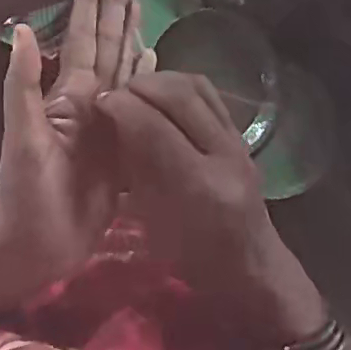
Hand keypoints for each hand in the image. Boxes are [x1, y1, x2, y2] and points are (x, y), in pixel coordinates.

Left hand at [0, 0, 149, 313]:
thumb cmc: (27, 191)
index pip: (80, 40)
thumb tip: (23, 27)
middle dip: (115, 13)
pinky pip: (139, 106)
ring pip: (124, 70)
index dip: (87, 7)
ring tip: (142, 12)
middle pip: (106, 47)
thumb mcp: (22, 137)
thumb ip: (23, 84)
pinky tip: (155, 64)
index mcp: (68, 96)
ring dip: (132, 39)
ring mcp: (108, 124)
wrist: (39, 246)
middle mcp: (90, 102)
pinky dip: (147, 81)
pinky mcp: (124, 147)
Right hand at [97, 73, 326, 344]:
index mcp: (199, 187)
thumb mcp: (153, 224)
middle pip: (180, 97)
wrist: (251, 268)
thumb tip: (112, 123)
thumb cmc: (194, 261)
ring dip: (162, 81)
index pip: (156, 127)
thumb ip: (137, 171)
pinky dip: (181, 86)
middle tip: (114, 91)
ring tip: (136, 89)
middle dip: (141, 87)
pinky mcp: (241, 135)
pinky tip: (162, 95)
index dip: (123, 106)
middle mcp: (224, 156)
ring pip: (198, 88)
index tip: (99, 100)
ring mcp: (238, 142)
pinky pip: (210, 95)